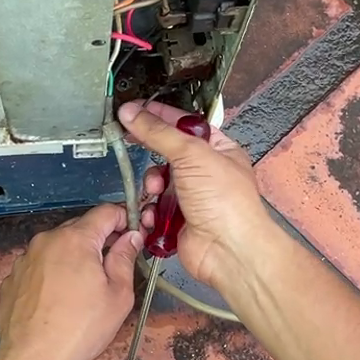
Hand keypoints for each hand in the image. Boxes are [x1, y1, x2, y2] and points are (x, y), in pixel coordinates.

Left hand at [0, 204, 142, 359]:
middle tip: (113, 267)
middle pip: (80, 229)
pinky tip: (59, 300)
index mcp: (76, 239)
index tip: (133, 234)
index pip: (106, 212)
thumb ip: (125, 258)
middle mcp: (46, 241)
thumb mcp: (118, 294)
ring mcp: (25, 259)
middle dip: (98, 241)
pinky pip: (39, 267)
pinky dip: (52, 274)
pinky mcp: (12, 278)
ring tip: (83, 290)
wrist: (32, 359)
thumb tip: (131, 237)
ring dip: (74, 259)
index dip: (124, 219)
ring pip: (58, 248)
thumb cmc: (80, 329)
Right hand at [118, 100, 279, 291]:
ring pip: (156, 182)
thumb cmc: (228, 203)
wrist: (229, 250)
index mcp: (217, 149)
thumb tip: (133, 113)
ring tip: (155, 190)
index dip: (158, 115)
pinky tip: (154, 214)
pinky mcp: (177, 220)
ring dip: (150, 185)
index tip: (133, 109)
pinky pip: (153, 209)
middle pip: (166, 153)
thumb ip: (159, 132)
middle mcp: (204, 172)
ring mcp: (190, 197)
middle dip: (151, 154)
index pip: (182, 124)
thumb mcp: (192, 154)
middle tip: (130, 141)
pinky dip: (150, 211)